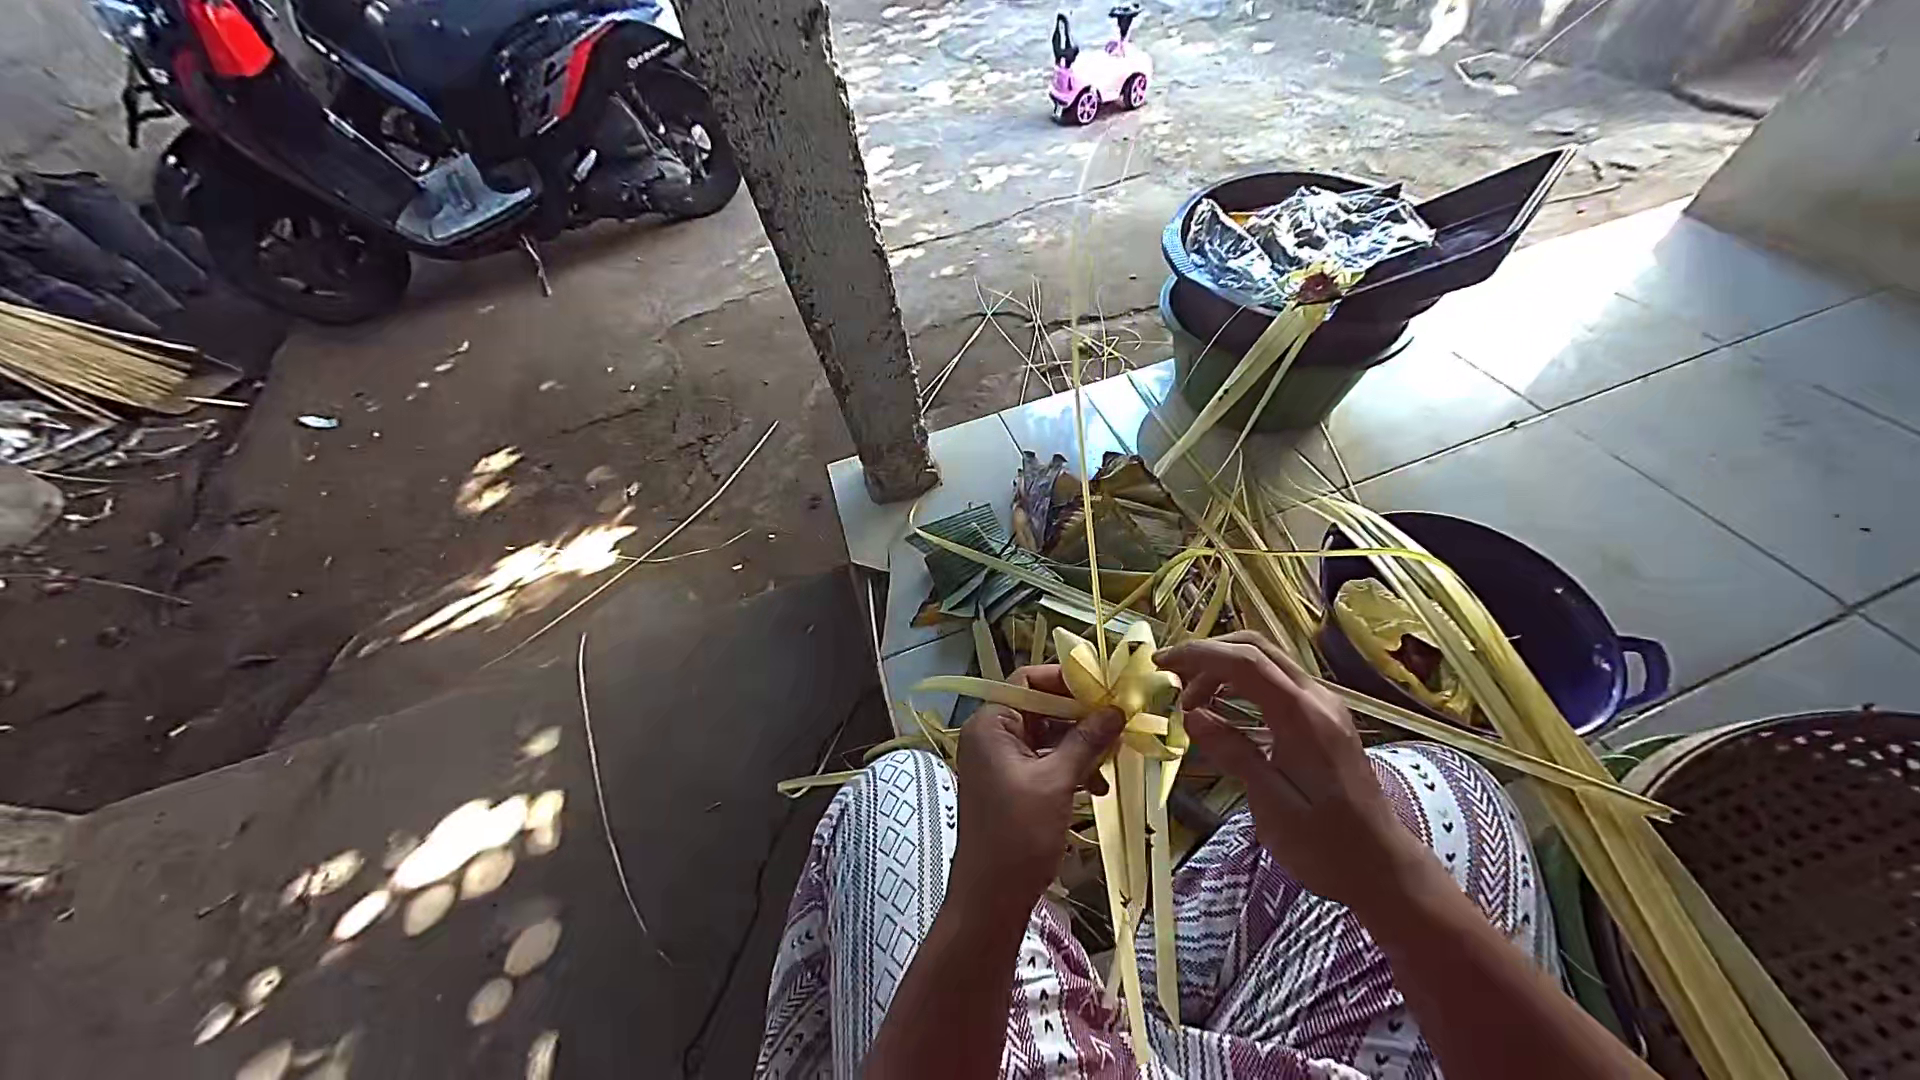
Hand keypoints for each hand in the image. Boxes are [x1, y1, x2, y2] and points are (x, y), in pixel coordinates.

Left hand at [950, 666, 1124, 918]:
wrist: (991, 897)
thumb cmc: (1018, 834)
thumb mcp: (1057, 782)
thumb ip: (1085, 741)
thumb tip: (1116, 710)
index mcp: (990, 724)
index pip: (1027, 681)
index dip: (1065, 681)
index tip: (1104, 689)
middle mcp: (991, 735)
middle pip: (1040, 707)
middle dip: (1080, 716)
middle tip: (1118, 721)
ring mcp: (1000, 760)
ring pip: (1046, 735)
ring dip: (1079, 744)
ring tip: (1113, 756)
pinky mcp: (1012, 783)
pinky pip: (1044, 760)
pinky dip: (1069, 766)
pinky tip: (1096, 784)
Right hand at [1153, 632, 1438, 913]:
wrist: (1384, 869)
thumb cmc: (1327, 847)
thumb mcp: (1272, 805)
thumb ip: (1234, 754)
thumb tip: (1192, 715)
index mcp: (1303, 718)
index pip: (1245, 662)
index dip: (1198, 655)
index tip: (1160, 664)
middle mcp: (1317, 699)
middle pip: (1255, 648)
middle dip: (1206, 654)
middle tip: (1170, 677)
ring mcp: (1323, 705)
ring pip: (1265, 659)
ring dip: (1221, 667)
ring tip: (1190, 700)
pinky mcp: (1322, 716)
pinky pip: (1274, 679)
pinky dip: (1239, 681)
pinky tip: (1220, 709)